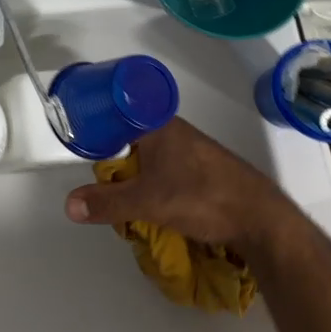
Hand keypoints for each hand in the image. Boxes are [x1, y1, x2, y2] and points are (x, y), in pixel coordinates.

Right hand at [64, 117, 295, 252]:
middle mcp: (174, 129)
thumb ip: (107, 202)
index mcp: (157, 124)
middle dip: (112, 150)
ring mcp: (192, 148)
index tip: (79, 137)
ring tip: (118, 186)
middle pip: (131, 132)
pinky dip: (153, 176)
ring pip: (150, 150)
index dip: (96, 121)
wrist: (262, 220)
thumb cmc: (202, 198)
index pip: (116, 111)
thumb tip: (69, 204)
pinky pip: (167, 164)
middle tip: (95, 170)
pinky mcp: (205, 168)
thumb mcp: (147, 203)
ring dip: (134, 166)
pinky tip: (151, 195)